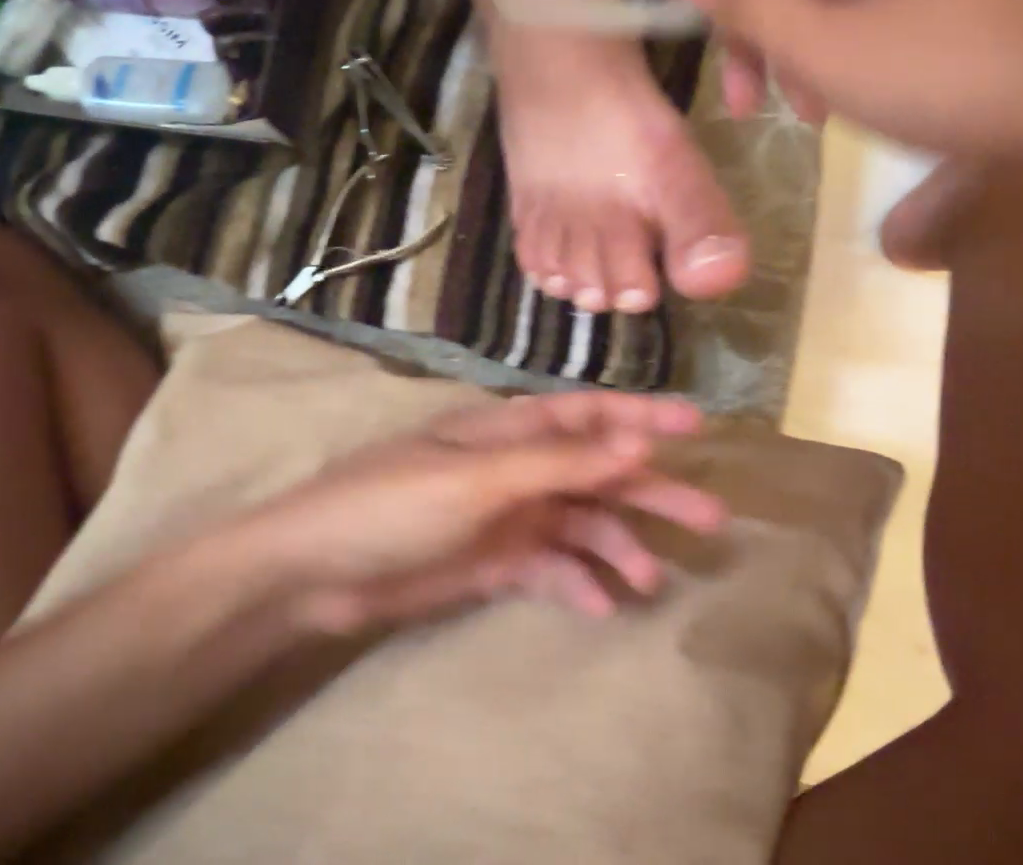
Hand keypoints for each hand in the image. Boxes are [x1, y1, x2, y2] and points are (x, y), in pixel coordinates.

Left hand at [233, 392, 724, 631]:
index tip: (697, 426)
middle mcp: (516, 468)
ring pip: (582, 526)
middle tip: (710, 518)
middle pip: (599, 474)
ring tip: (648, 582)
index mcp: (509, 431)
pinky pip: (551, 569)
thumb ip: (559, 463)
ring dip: (618, 549)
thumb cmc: (390, 505)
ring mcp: (508, 517)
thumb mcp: (478, 480)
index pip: (589, 415)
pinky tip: (599, 607)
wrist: (312, 574)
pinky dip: (577, 584)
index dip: (643, 416)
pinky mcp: (495, 562)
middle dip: (651, 493)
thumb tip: (638, 442)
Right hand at [657, 0, 1022, 168]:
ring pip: (879, 12)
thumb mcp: (828, 45)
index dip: (748, 32)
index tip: (744, 108)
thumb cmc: (952, 80)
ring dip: (843, 65)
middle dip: (797, 52)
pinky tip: (912, 112)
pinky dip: (896, 69)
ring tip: (848, 120)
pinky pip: (927, 30)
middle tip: (799, 118)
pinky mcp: (1018, 11)